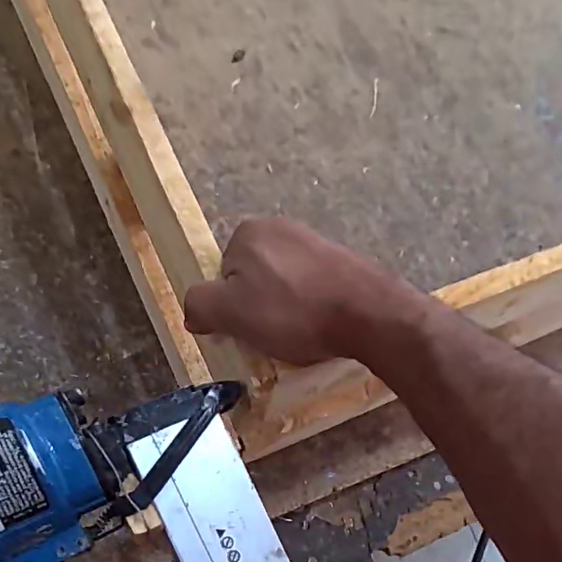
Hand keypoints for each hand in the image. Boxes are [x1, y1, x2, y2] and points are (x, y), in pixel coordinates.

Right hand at [184, 217, 425, 364]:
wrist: (368, 313)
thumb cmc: (293, 312)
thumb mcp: (231, 313)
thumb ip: (200, 305)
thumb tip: (193, 312)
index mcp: (248, 232)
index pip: (222, 277)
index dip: (230, 309)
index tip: (247, 329)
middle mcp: (280, 227)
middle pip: (252, 280)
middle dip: (259, 309)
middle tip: (274, 334)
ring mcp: (314, 241)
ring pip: (283, 287)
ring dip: (287, 312)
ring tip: (301, 333)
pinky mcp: (342, 261)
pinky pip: (312, 290)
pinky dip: (312, 309)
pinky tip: (322, 325)